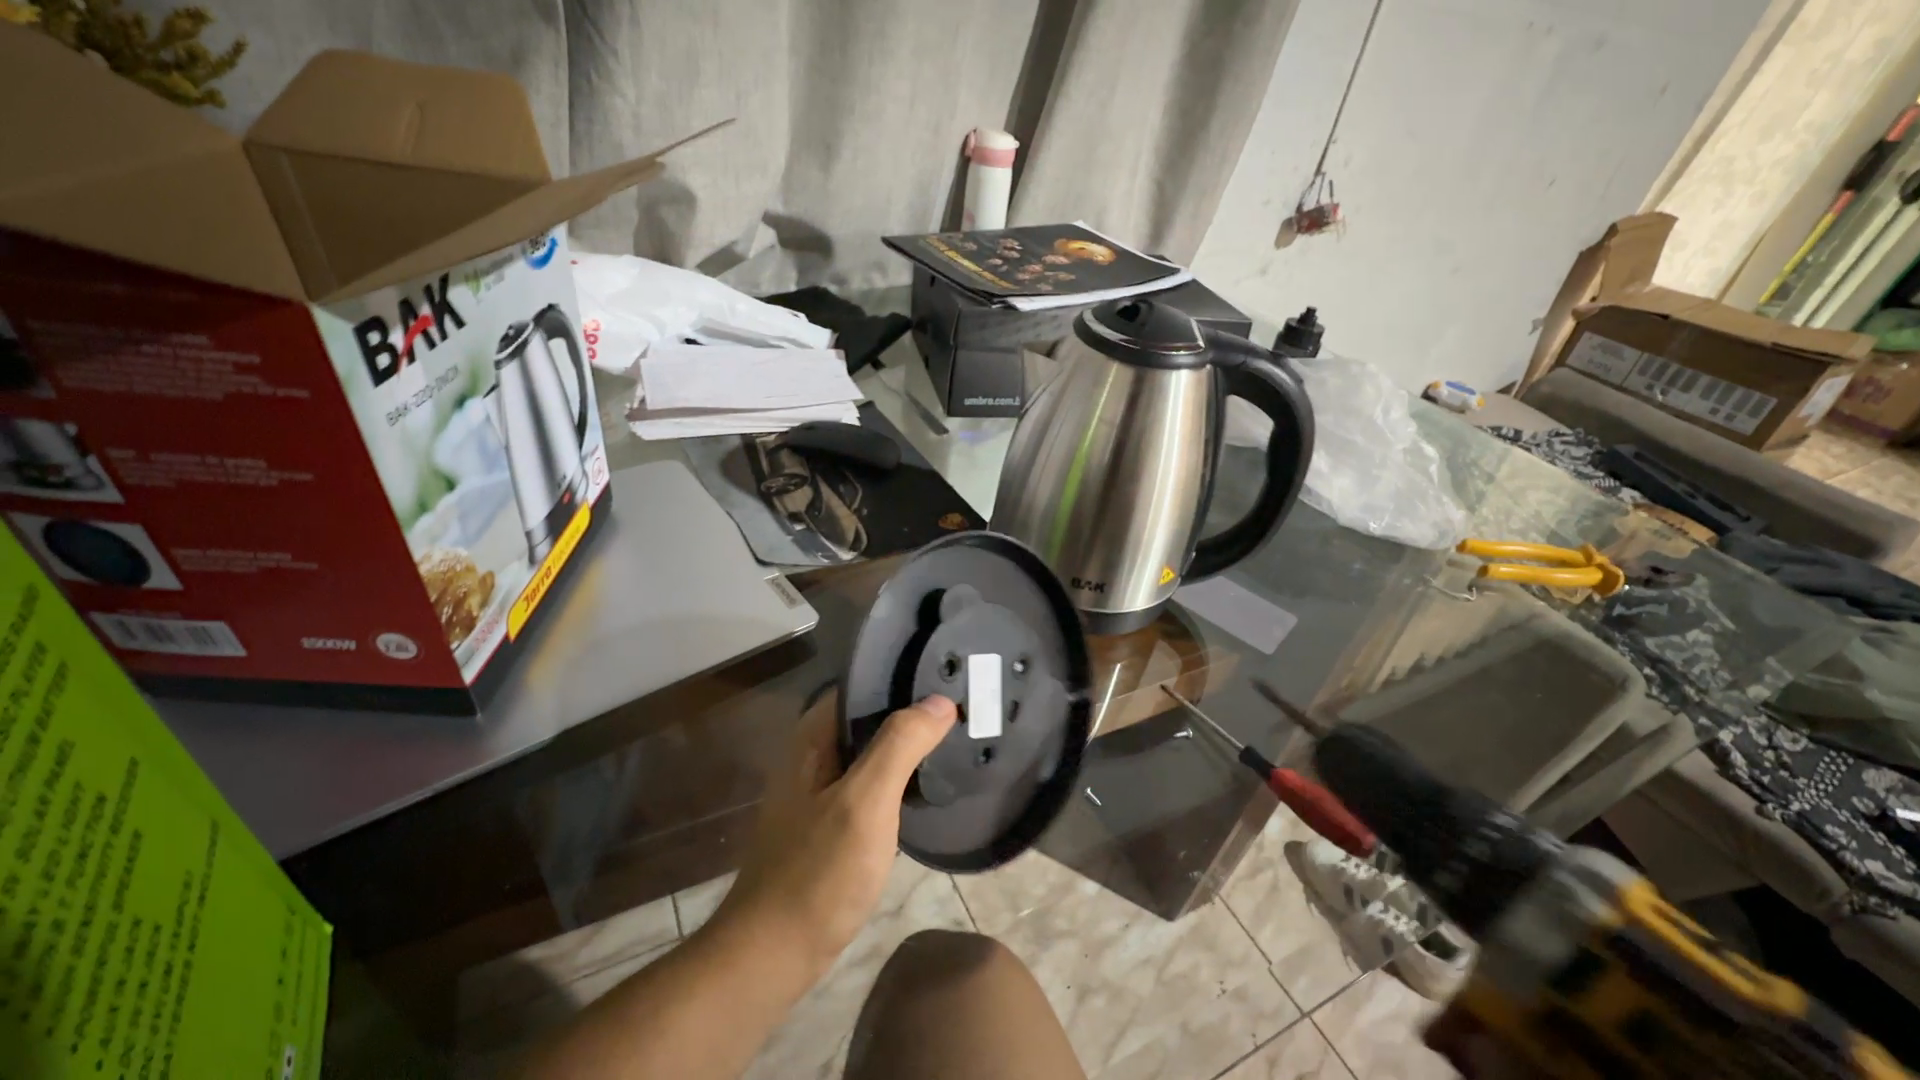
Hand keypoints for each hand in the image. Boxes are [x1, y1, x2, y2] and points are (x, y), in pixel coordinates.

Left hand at [706, 690, 956, 976]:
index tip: (946, 675)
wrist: (774, 952)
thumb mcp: (864, 802)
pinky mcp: (829, 826)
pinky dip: (898, 780)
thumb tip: (937, 701)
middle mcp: (811, 758)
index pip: (858, 687)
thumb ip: (899, 746)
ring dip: (906, 747)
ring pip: (869, 754)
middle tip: (963, 706)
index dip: (900, 680)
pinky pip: (868, 787)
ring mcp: (818, 794)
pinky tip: (928, 787)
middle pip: (865, 719)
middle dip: (910, 712)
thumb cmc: (818, 872)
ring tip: (956, 740)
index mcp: (811, 740)